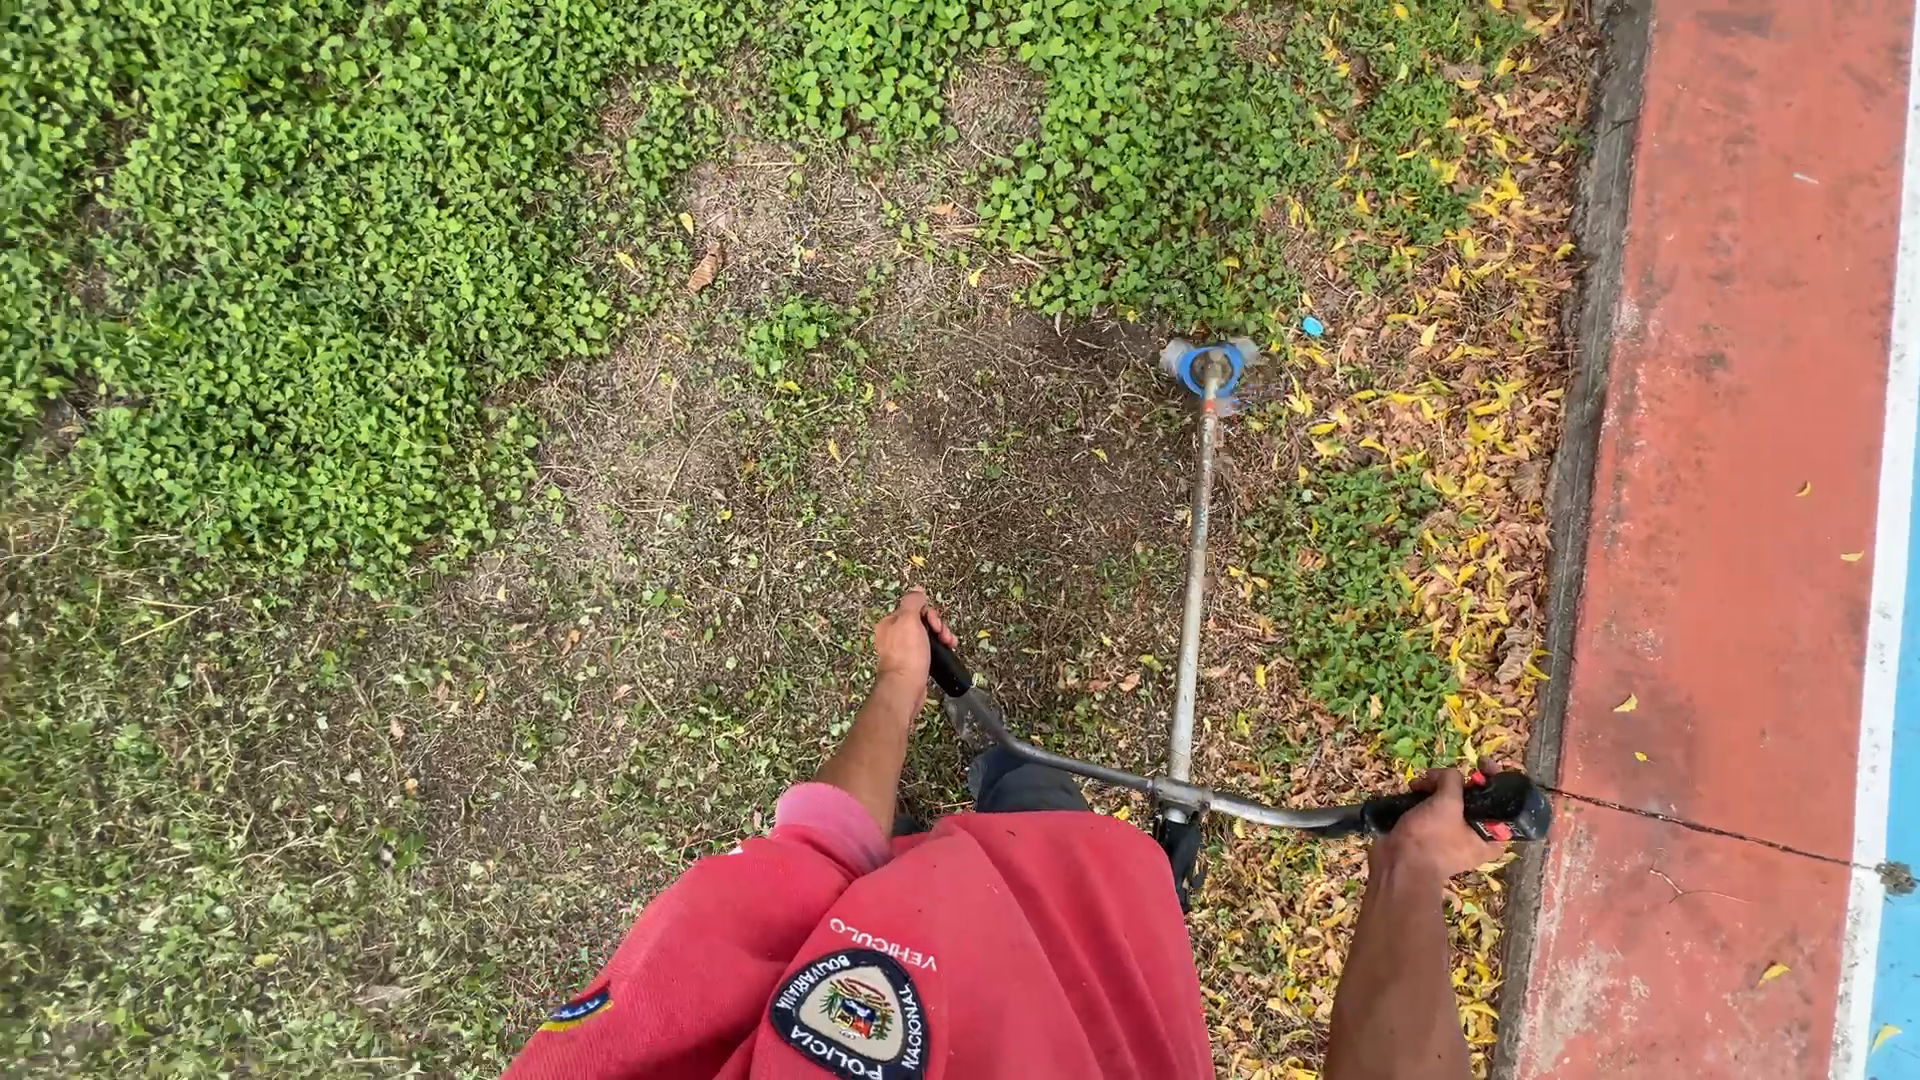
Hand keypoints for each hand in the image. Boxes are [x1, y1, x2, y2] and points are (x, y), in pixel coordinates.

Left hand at [873, 588, 956, 685]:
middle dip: (937, 626)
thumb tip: (917, 589)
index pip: (914, 608)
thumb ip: (912, 602)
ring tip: (949, 644)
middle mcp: (895, 636)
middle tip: (943, 635)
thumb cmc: (907, 654)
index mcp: (890, 623)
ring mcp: (904, 650)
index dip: (929, 613)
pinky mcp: (914, 662)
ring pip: (927, 635)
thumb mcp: (909, 620)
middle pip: (922, 621)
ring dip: (941, 636)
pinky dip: (939, 648)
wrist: (906, 687)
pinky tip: (946, 651)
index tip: (935, 624)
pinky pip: (928, 649)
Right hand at [1372, 768, 1505, 880]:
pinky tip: (1412, 792)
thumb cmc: (1430, 838)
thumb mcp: (1446, 804)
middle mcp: (1476, 835)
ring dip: (1434, 787)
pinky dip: (1424, 797)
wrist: (1399, 864)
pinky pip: (1433, 809)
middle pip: (1472, 797)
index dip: (1494, 778)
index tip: (1480, 762)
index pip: (1502, 800)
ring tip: (1417, 785)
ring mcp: (1452, 834)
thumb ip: (1452, 782)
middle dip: (1452, 782)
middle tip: (1434, 776)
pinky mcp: (1431, 833)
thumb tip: (1448, 774)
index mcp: (1492, 836)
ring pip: (1449, 801)